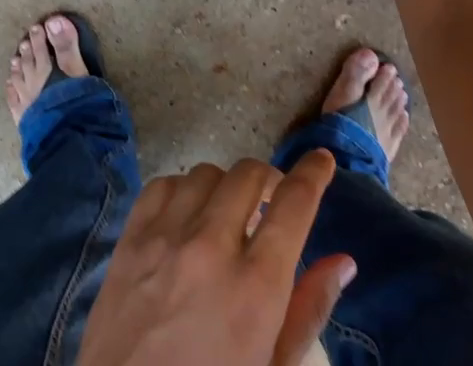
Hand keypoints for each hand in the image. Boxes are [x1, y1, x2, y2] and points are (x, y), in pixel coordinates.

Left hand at [76, 151, 356, 365]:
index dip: (313, 173)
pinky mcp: (129, 241)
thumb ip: (308, 311)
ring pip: (205, 174)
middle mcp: (212, 247)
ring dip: (226, 186)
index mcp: (257, 285)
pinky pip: (162, 185)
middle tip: (273, 204)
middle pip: (249, 175)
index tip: (321, 160)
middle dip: (269, 181)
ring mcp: (165, 239)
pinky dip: (182, 189)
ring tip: (229, 213)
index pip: (295, 203)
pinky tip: (188, 214)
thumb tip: (343, 262)